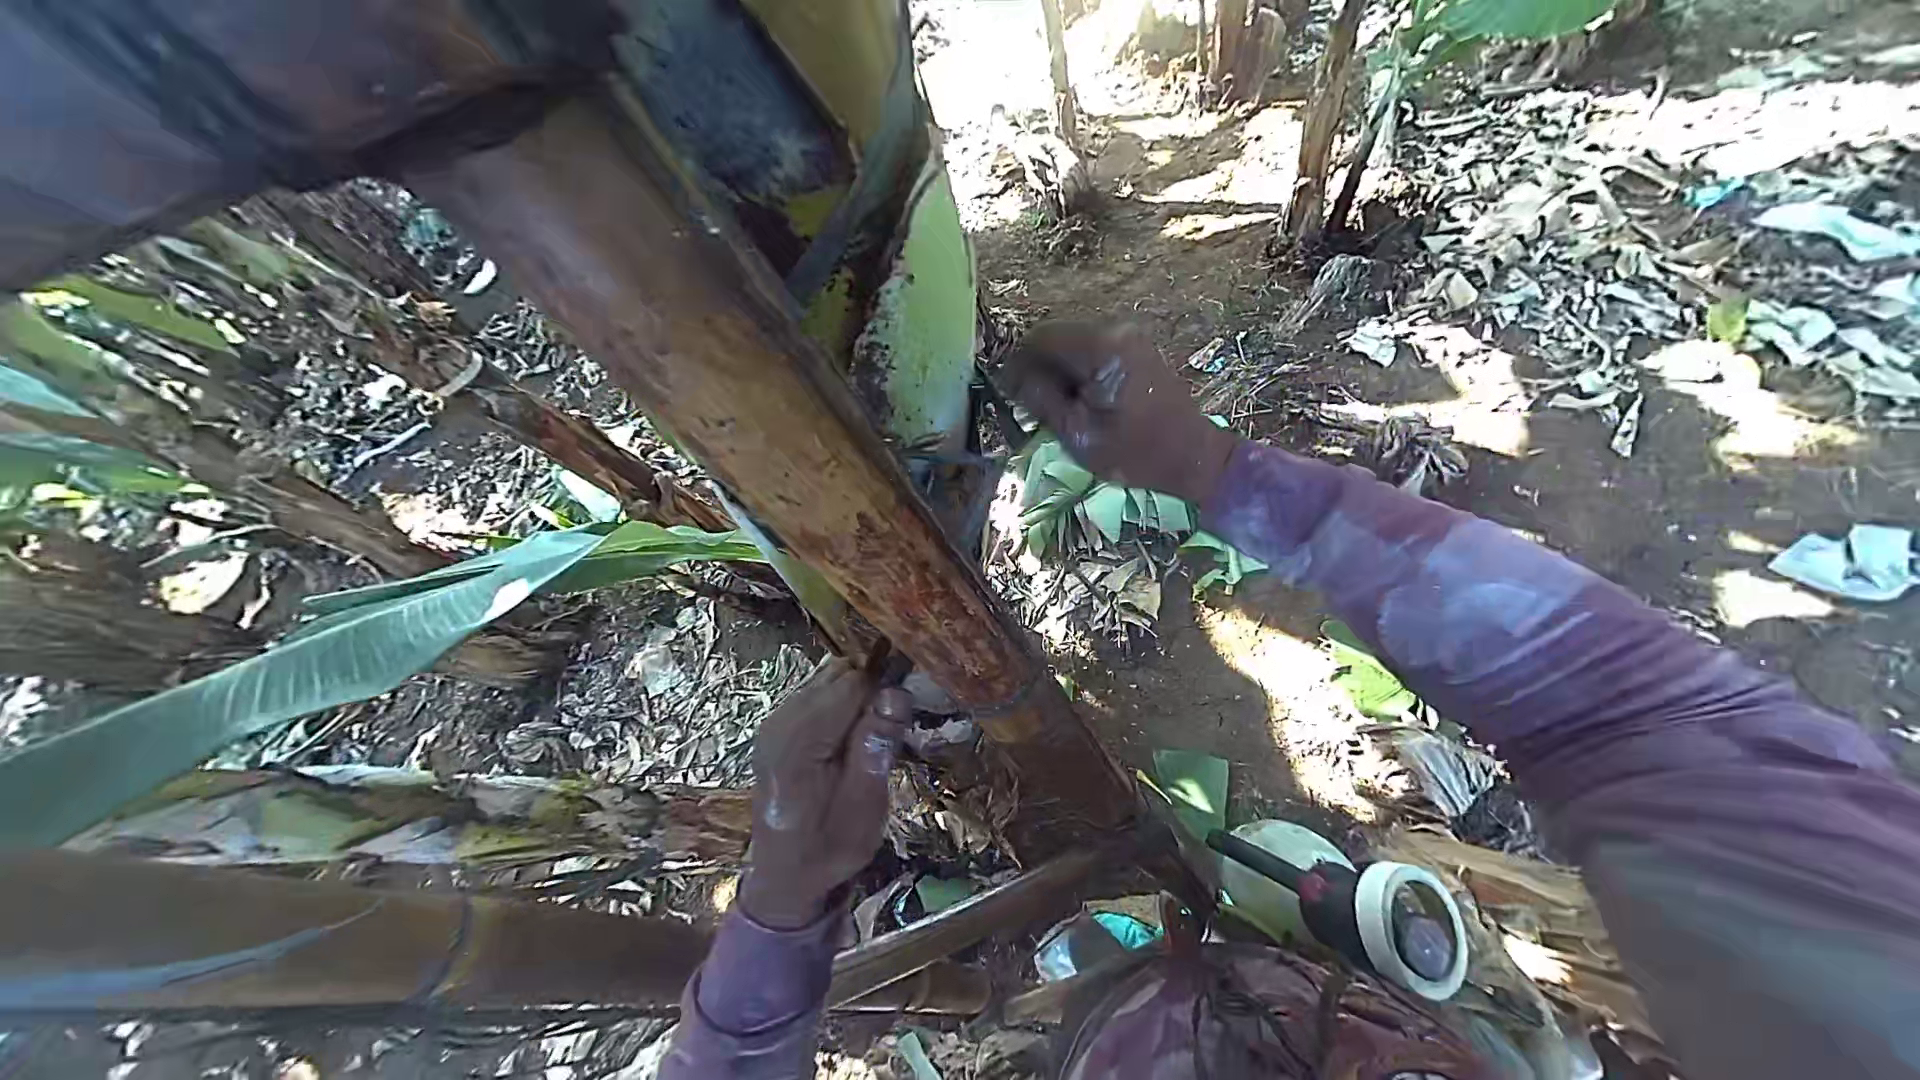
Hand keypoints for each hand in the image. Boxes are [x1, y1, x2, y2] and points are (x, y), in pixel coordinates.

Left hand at [738, 660, 911, 928]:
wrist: (786, 876)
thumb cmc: (830, 847)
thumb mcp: (864, 807)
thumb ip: (876, 746)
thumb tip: (895, 692)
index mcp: (799, 741)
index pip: (854, 683)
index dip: (883, 699)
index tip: (894, 732)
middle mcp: (780, 719)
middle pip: (842, 675)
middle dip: (869, 697)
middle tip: (879, 742)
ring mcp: (774, 718)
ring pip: (831, 679)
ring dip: (855, 701)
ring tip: (862, 744)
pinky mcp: (777, 723)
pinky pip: (818, 692)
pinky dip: (840, 707)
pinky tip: (844, 742)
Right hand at [1005, 321, 1238, 504]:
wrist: (1194, 457)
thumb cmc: (1136, 453)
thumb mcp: (1078, 434)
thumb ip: (1040, 400)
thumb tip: (1009, 379)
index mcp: (1101, 348)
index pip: (1039, 338)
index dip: (1015, 364)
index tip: (1005, 394)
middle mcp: (1115, 330)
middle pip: (1054, 337)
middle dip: (1034, 368)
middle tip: (1026, 406)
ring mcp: (1127, 337)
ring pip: (1069, 345)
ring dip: (1053, 372)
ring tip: (1051, 408)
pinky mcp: (1133, 349)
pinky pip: (1089, 352)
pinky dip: (1073, 373)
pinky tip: (1074, 402)